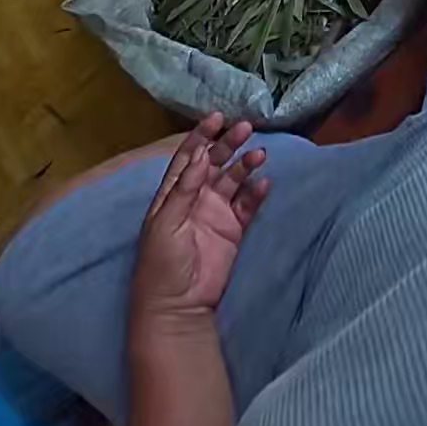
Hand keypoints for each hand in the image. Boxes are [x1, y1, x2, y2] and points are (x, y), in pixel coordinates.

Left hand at [130, 114, 269, 328]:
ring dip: (246, 165)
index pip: (188, 159)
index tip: (217, 117)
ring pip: (234, 179)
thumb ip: (184, 190)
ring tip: (260, 155)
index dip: (200, 136)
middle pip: (214, 163)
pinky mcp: (233, 228)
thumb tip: (202, 156)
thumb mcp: (165, 226)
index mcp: (172, 196)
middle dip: (229, 143)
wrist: (177, 308)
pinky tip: (264, 184)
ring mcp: (216, 213)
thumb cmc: (161, 266)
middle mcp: (195, 199)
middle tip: (246, 127)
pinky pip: (248, 204)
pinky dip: (257, 192)